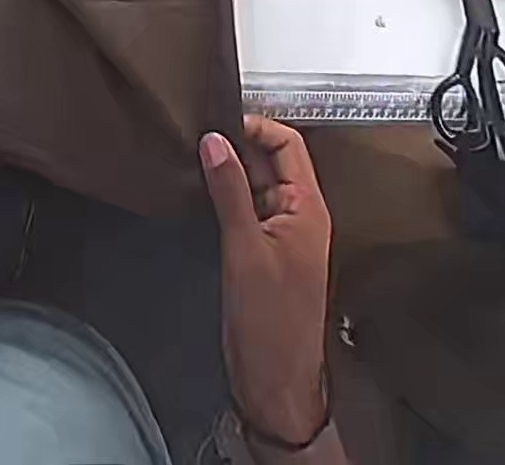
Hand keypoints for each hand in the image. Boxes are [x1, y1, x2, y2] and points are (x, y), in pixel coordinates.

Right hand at [201, 115, 332, 445]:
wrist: (273, 383)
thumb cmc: (271, 323)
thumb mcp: (245, 248)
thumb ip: (229, 190)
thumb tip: (214, 141)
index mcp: (307, 208)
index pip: (289, 145)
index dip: (257, 127)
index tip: (220, 122)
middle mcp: (297, 214)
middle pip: (272, 160)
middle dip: (240, 142)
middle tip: (200, 133)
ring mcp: (278, 231)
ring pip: (256, 181)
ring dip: (230, 166)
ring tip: (196, 153)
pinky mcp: (260, 247)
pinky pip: (245, 204)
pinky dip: (225, 190)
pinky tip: (200, 186)